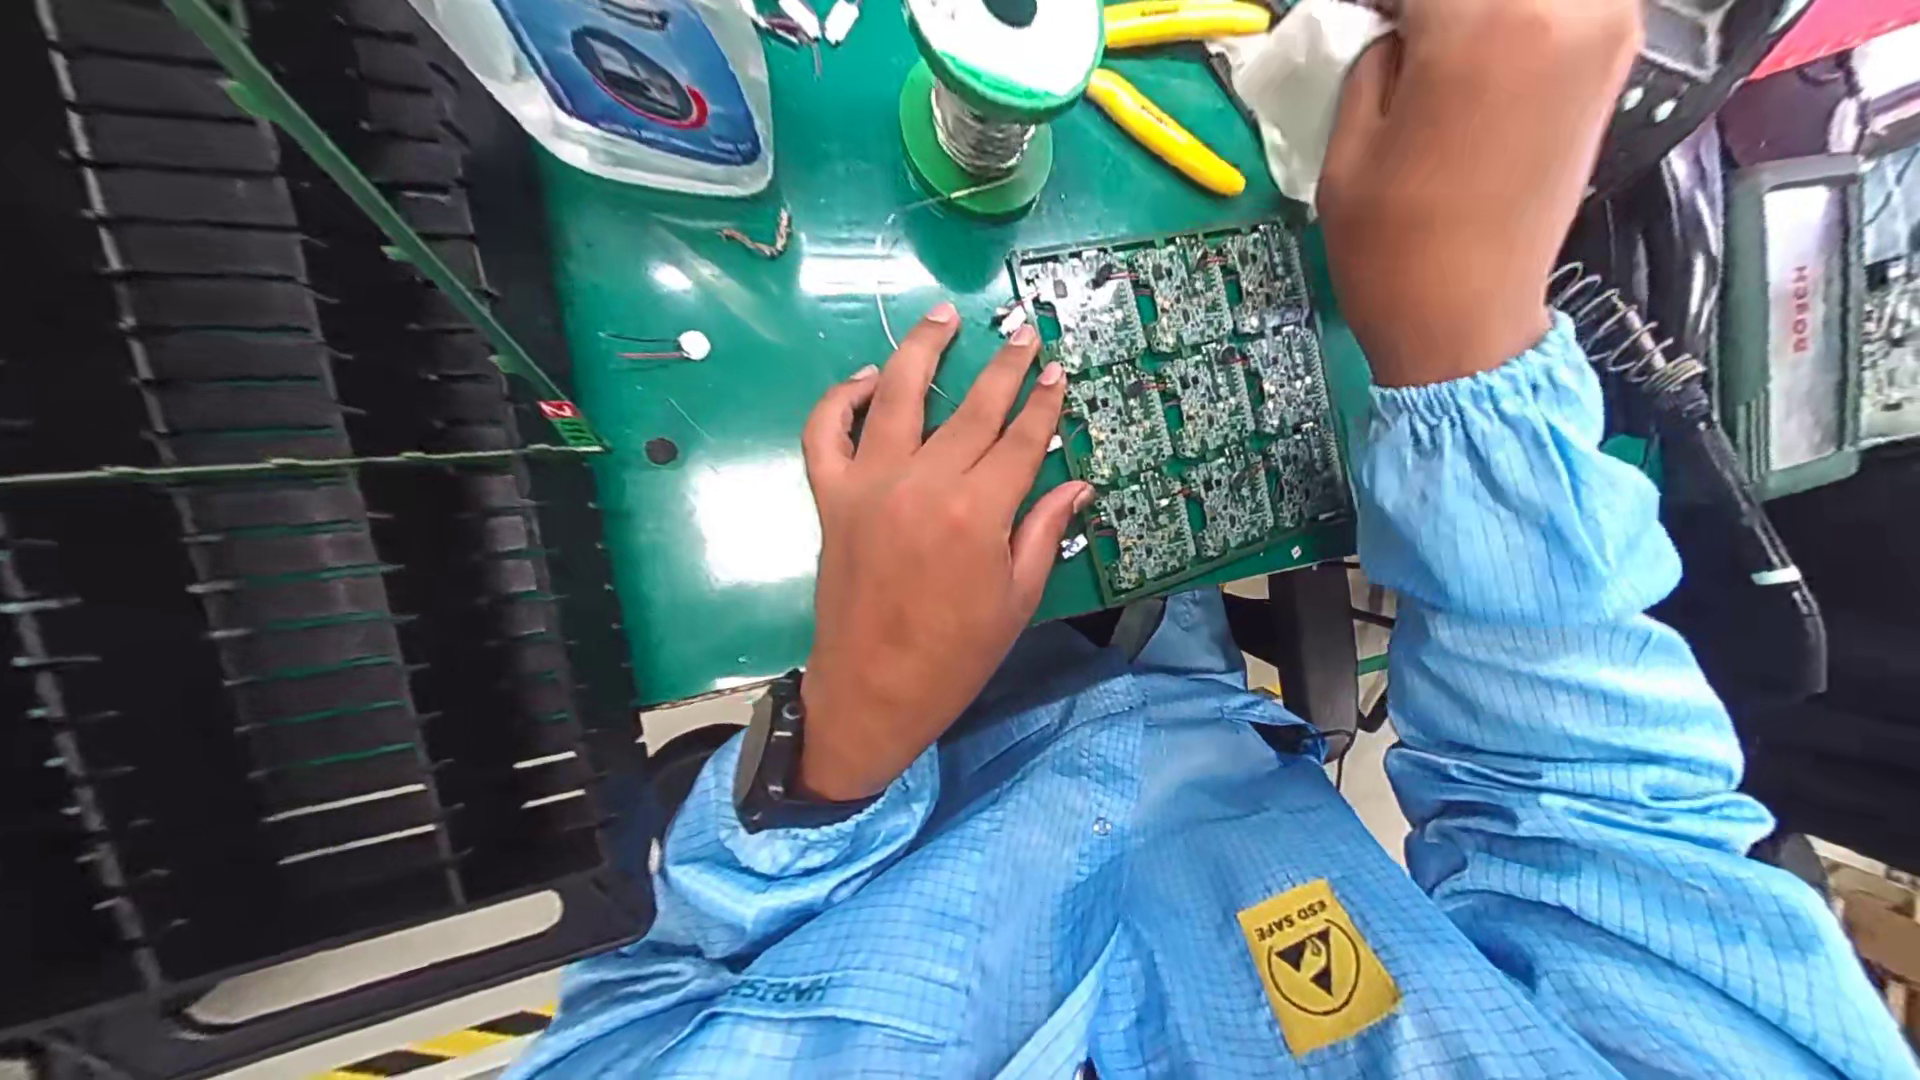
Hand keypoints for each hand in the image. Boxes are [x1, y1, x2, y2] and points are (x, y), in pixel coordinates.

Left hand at [797, 302, 1091, 799]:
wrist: (873, 693)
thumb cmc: (954, 657)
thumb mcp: (1016, 600)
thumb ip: (1043, 531)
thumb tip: (1076, 483)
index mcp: (977, 513)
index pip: (1020, 440)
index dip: (1044, 403)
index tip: (1057, 371)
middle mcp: (922, 485)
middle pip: (970, 408)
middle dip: (1003, 367)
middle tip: (1022, 334)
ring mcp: (869, 486)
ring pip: (893, 397)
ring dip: (920, 350)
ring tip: (941, 317)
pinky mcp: (831, 499)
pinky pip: (824, 433)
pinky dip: (839, 400)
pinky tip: (866, 380)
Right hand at [1318, 0, 1642, 385]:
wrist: (1462, 318)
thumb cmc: (1389, 251)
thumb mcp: (1345, 161)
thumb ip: (1368, 71)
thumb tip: (1389, 30)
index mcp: (1483, 27)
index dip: (1379, 3)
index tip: (1359, 23)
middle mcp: (1565, 6)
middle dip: (1431, 10)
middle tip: (1399, 36)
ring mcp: (1606, 29)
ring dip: (1479, 15)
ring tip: (1435, 56)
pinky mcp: (1614, 61)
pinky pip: (1563, 7)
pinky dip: (1520, 23)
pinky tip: (1480, 58)